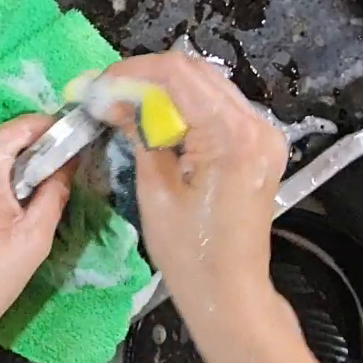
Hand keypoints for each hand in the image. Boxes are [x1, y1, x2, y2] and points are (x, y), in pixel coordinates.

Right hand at [98, 53, 301, 362]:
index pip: (176, 75)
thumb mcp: (155, 190)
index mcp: (230, 135)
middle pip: (195, 71)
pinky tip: (156, 120)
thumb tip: (115, 101)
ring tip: (124, 104)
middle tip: (106, 94)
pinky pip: (217, 106)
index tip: (98, 87)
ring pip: (207, 84)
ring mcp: (263, 133)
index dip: (130, 73)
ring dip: (163, 89)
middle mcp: (256, 124)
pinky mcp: (259, 144)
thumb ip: (141, 134)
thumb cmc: (188, 252)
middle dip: (145, 77)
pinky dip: (183, 105)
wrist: (230, 291)